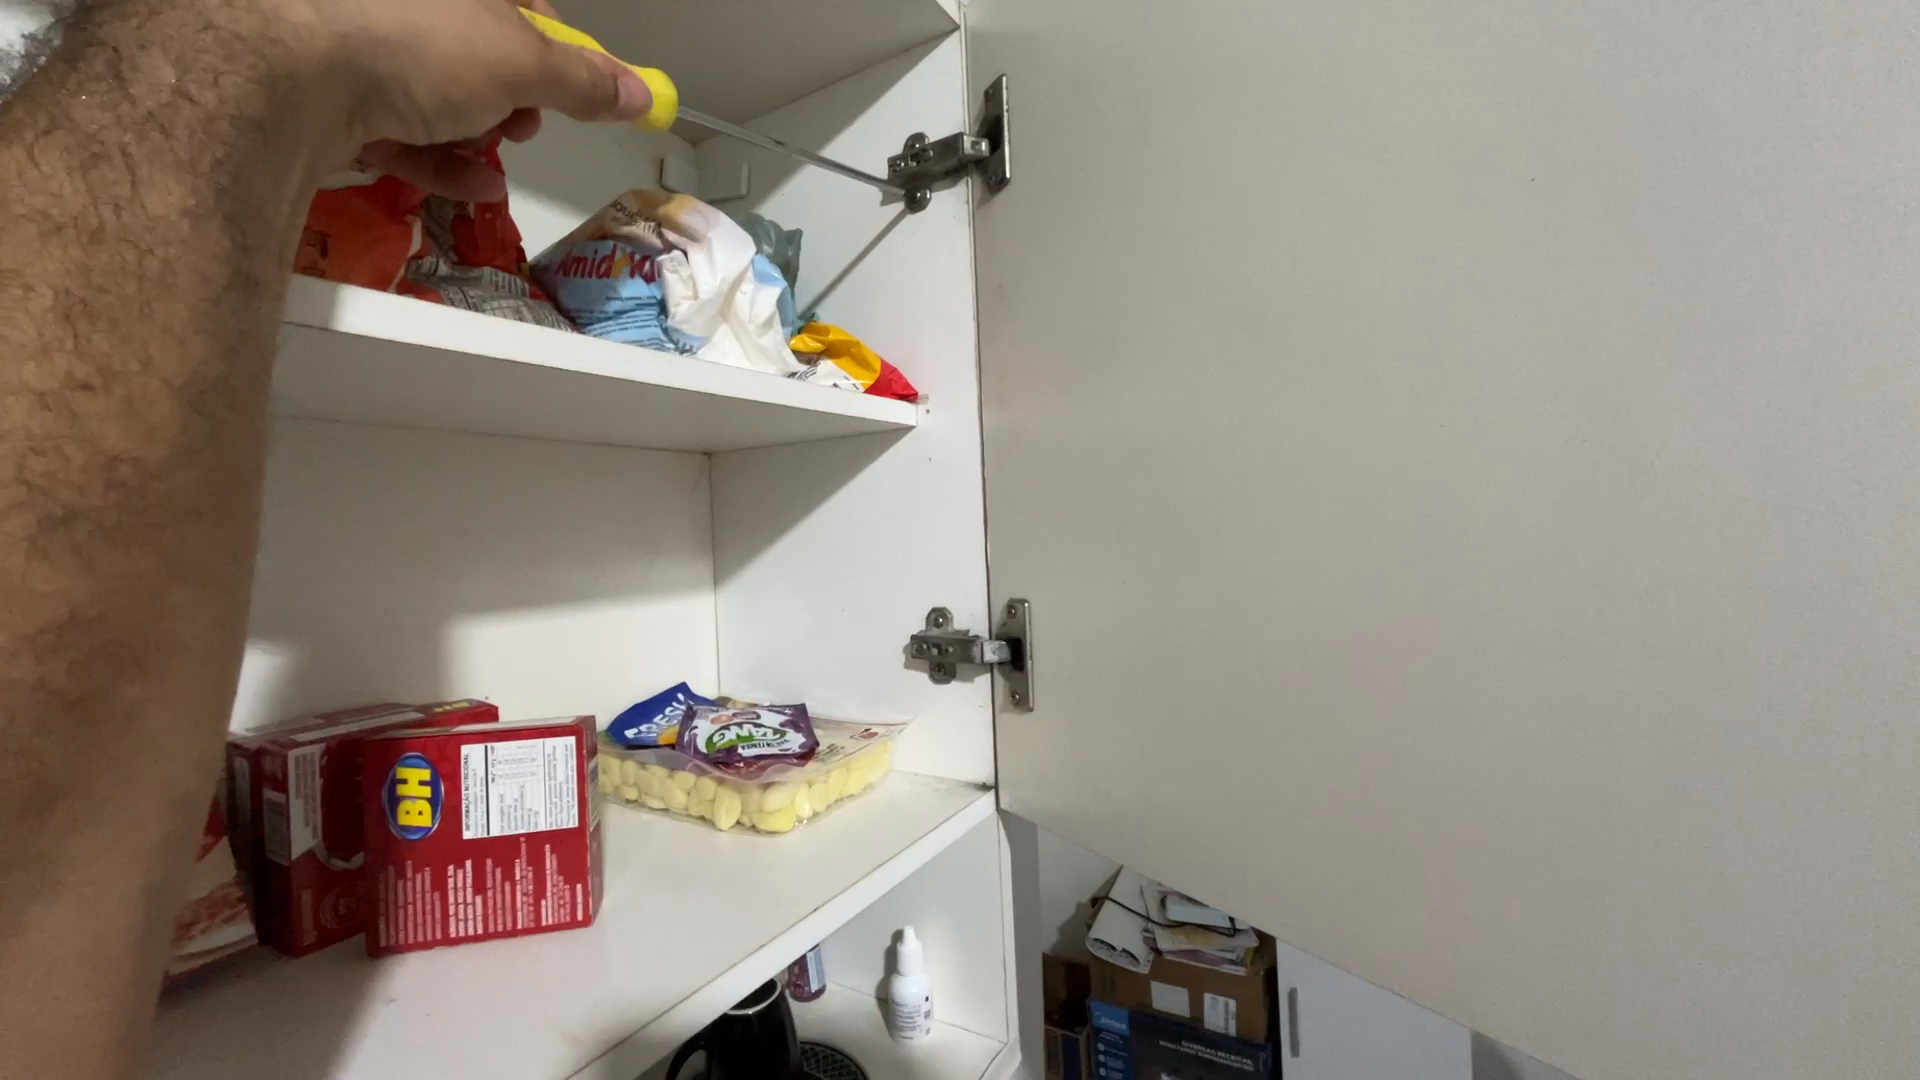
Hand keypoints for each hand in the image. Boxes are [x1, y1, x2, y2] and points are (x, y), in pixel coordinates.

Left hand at [281, 0, 649, 198]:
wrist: (276, 74)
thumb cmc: (409, 40)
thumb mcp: (520, 61)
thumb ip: (583, 81)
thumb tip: (640, 94)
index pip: (518, 2)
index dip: (552, 45)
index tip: (571, 88)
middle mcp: (395, 0)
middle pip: (473, 47)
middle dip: (510, 96)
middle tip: (522, 123)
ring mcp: (350, 37)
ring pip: (434, 89)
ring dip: (478, 132)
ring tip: (493, 156)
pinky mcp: (322, 86)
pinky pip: (395, 123)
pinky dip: (440, 157)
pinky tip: (473, 183)